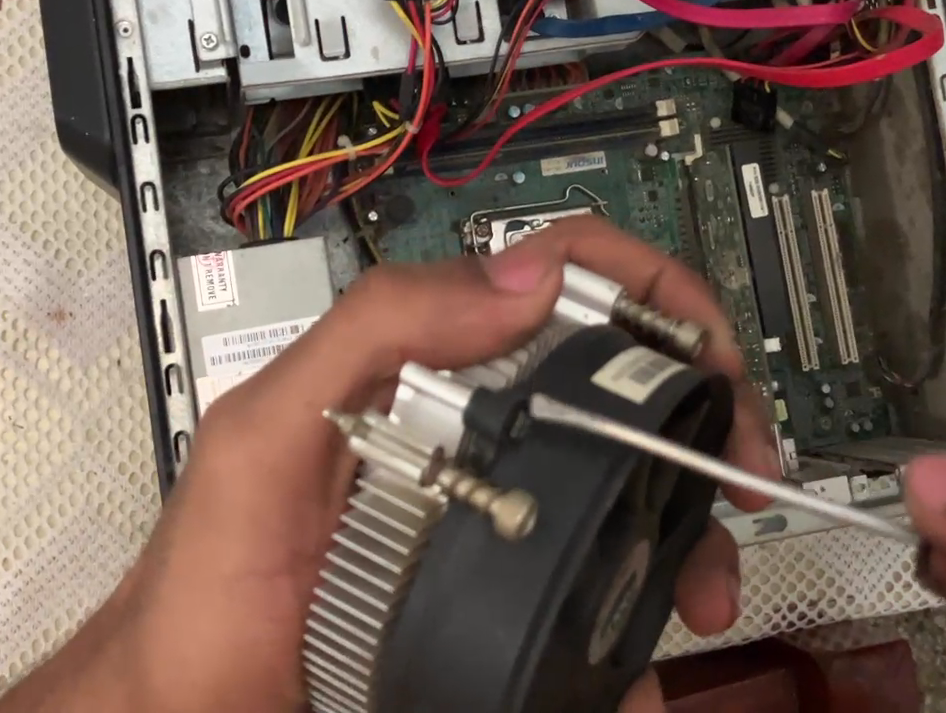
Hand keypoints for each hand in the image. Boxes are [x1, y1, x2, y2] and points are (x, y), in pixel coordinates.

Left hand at [0, 218, 779, 712]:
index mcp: (444, 354)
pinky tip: (656, 639)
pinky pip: (605, 568)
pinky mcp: (516, 573)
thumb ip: (379, 325)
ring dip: (691, 513)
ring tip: (706, 580)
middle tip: (742, 466)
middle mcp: (489, 412)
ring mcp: (509, 493)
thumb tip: (520, 278)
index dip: (647, 288)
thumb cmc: (221, 570)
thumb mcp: (271, 422)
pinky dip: (648, 592)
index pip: (565, 276)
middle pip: (625, 373)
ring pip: (632, 475)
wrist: (203, 705)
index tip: (705, 350)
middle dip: (703, 405)